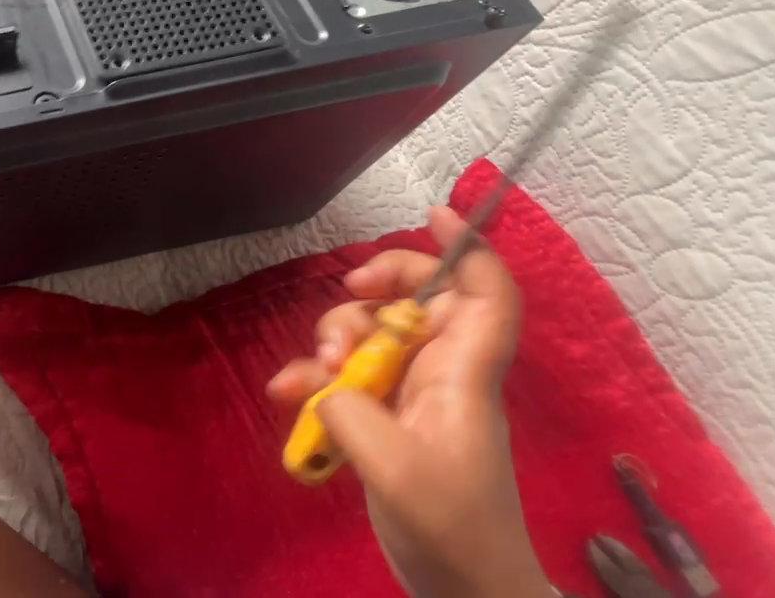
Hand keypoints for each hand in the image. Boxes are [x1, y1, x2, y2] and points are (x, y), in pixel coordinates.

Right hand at [267, 207, 548, 597]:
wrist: (463, 589)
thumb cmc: (449, 527)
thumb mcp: (394, 468)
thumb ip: (351, 409)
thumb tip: (324, 382)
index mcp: (463, 375)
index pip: (486, 296)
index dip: (468, 250)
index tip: (433, 214)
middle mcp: (440, 373)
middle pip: (417, 300)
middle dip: (375, 289)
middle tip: (348, 298)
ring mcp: (410, 395)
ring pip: (371, 334)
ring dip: (333, 340)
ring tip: (313, 374)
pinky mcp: (383, 418)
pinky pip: (345, 376)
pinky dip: (314, 378)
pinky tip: (288, 395)